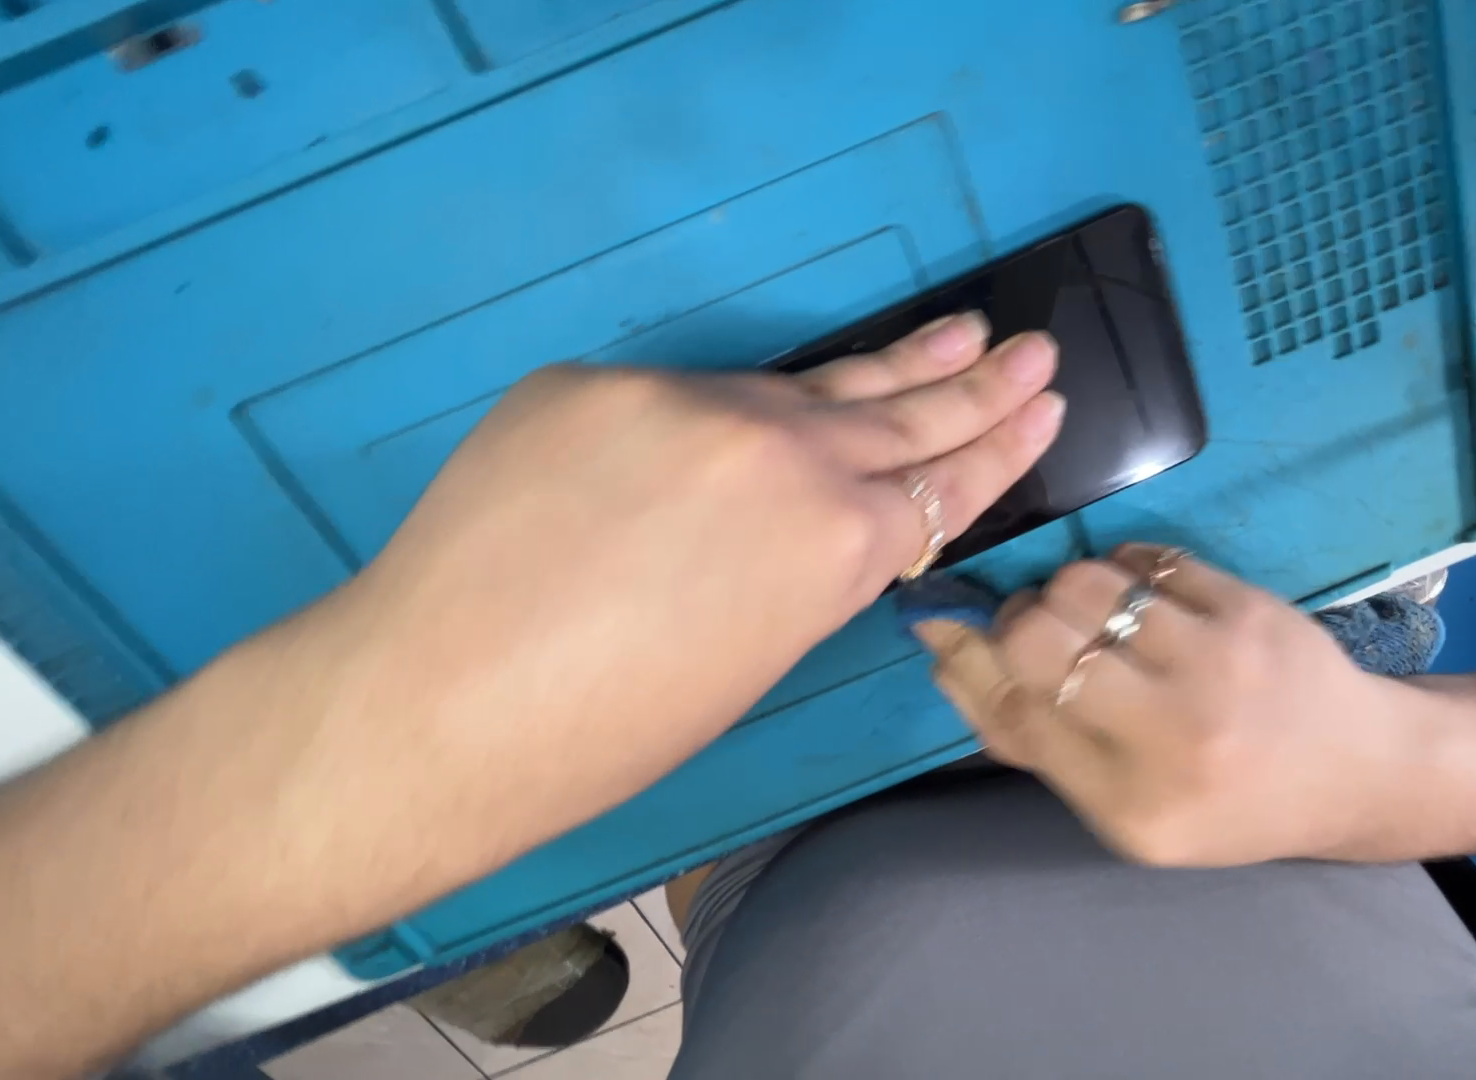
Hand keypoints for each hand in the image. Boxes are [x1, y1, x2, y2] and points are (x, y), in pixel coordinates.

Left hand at [0, 314, 1068, 1079]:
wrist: (433, 709)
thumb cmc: (614, 729)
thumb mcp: (761, 651)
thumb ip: (818, 563)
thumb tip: (833, 511)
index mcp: (834, 547)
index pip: (941, 485)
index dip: (998, 448)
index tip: (1042, 408)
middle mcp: (782, 454)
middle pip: (901, 416)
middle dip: (976, 387)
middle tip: (1033, 351)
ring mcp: (691, 403)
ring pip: (816, 386)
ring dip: (895, 366)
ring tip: (964, 333)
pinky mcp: (607, 380)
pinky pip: (701, 401)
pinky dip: (747, 418)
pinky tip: (791, 406)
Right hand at [917, 545, 1475, 866]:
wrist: (1357, 773)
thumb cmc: (1226, 803)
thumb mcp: (1124, 808)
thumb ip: (1035, 742)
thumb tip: (949, 656)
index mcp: (1132, 804)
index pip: (1012, 711)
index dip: (963, 657)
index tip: (941, 623)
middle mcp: (1171, 736)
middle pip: (1034, 636)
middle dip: (1014, 618)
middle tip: (1035, 624)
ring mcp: (1215, 664)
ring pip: (1081, 583)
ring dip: (1064, 588)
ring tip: (1092, 612)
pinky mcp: (1246, 607)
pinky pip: (1141, 557)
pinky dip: (1121, 567)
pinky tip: (1142, 597)